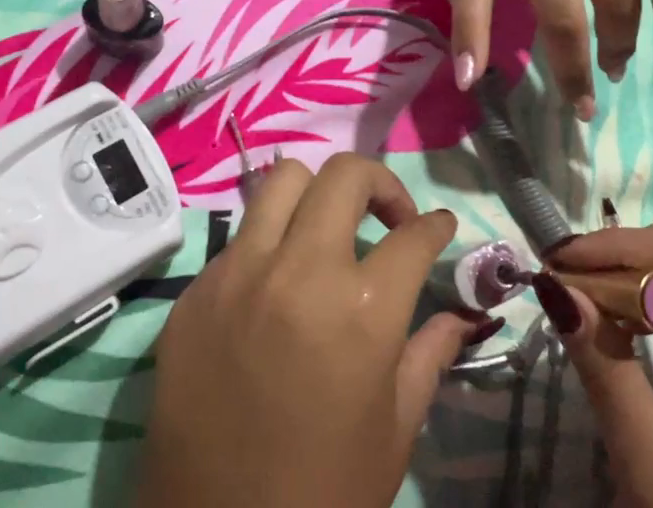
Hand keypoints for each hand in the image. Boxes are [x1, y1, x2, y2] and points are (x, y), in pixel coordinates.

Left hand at [133, 155, 488, 507]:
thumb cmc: (323, 489)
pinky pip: (238, 238)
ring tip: (327, 232)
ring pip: (281, 182)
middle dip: (381, 184)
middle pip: (345, 176)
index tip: (440, 228)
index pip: (415, 234)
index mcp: (363, 308)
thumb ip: (428, 356)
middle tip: (389, 219)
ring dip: (317, 196)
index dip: (437, 225)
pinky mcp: (193, 293)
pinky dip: (267, 244)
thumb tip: (458, 317)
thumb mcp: (394, 429)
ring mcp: (237, 275)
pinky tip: (275, 288)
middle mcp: (299, 271)